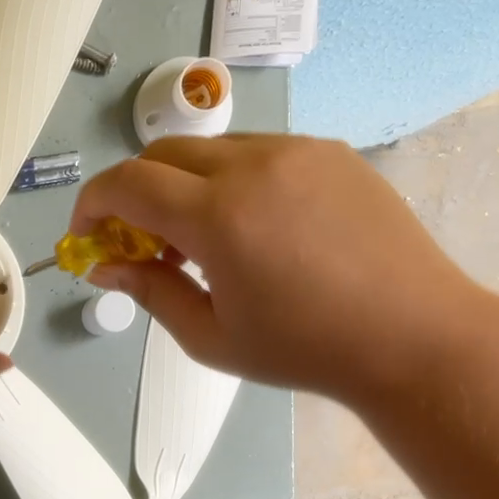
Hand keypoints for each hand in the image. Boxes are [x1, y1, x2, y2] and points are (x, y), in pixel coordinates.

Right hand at [70, 134, 497, 404]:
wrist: (412, 336)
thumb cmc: (301, 350)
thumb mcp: (208, 336)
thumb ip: (149, 291)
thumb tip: (102, 267)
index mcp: (218, 217)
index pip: (128, 184)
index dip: (92, 205)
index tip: (86, 236)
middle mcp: (254, 166)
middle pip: (162, 153)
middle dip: (132, 192)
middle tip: (137, 245)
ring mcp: (298, 152)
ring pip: (210, 149)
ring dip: (181, 185)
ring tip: (196, 242)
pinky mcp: (331, 153)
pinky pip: (257, 152)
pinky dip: (227, 180)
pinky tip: (246, 229)